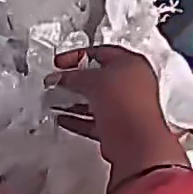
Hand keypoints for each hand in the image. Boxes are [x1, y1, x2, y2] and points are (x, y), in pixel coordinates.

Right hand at [47, 45, 188, 190]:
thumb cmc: (127, 104)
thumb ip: (73, 77)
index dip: (78, 56)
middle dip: (75, 80)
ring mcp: (125, 107)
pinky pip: (92, 121)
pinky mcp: (117, 128)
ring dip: (74, 101)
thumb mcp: (93, 80)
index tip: (61, 62)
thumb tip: (60, 77)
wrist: (135, 140)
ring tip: (57, 100)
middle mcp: (131, 85)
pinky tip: (64, 119)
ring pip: (95, 101)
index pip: (101, 53)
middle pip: (98, 78)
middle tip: (59, 81)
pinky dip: (77, 119)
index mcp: (132, 64)